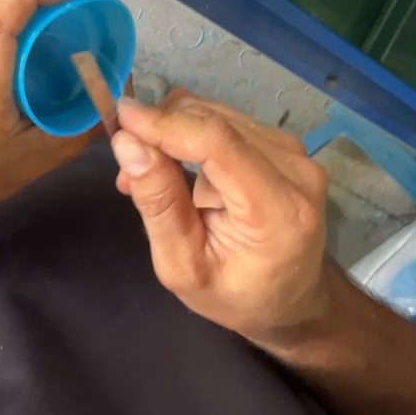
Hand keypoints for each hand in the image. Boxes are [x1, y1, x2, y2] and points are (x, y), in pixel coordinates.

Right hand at [111, 91, 334, 351]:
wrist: (291, 301)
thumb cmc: (235, 296)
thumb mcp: (183, 268)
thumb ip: (158, 204)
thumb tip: (127, 143)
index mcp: (278, 210)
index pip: (217, 141)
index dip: (165, 123)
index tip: (120, 117)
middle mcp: (295, 170)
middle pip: (212, 121)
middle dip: (160, 132)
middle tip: (128, 171)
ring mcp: (294, 152)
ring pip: (213, 113)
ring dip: (171, 132)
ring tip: (152, 176)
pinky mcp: (283, 143)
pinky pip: (223, 119)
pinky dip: (189, 133)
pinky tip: (179, 168)